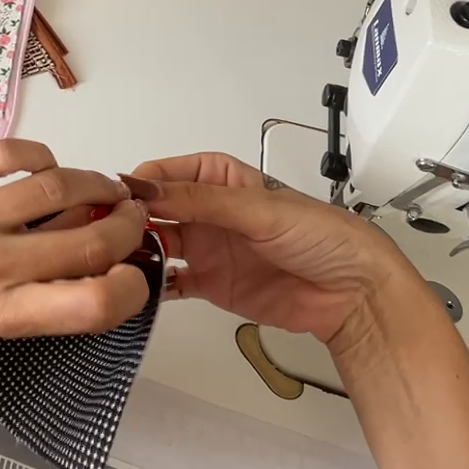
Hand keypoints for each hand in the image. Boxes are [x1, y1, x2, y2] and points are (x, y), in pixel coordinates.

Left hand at [0, 139, 151, 339]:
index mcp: (7, 311)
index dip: (131, 287)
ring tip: (101, 186)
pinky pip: (14, 154)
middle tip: (128, 213)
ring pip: (56, 189)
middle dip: (124, 224)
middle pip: (87, 242)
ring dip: (94, 184)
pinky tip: (47, 169)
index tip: (135, 268)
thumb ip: (51, 291)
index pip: (91, 305)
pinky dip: (44, 157)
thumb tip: (109, 249)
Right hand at [123, 153, 412, 348]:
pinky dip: (152, 283)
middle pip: (153, 209)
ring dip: (138, 250)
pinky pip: (169, 281)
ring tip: (122, 260)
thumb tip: (150, 188)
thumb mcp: (258, 209)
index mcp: (214, 177)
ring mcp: (204, 246)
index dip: (139, 185)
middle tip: (112, 232)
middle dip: (131, 218)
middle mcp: (204, 209)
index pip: (162, 173)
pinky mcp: (208, 282)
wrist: (355, 294)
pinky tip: (139, 285)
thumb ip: (200, 200)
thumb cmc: (322, 235)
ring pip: (155, 243)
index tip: (121, 200)